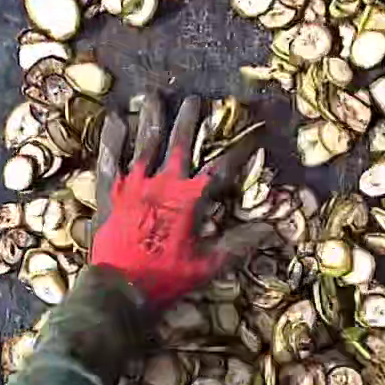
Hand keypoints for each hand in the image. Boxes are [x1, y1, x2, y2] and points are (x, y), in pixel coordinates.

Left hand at [90, 95, 269, 308]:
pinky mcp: (110, 192)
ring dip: (152, 118)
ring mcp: (134, 184)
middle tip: (194, 99)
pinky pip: (110, 159)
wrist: (121, 287)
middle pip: (179, 143)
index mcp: (190, 199)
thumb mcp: (208, 264)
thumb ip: (239, 243)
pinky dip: (113, 138)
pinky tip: (114, 119)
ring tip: (154, 97)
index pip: (221, 167)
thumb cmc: (166, 276)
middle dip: (189, 119)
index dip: (239, 149)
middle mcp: (163, 183)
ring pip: (145, 143)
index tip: (253, 132)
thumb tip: (273, 228)